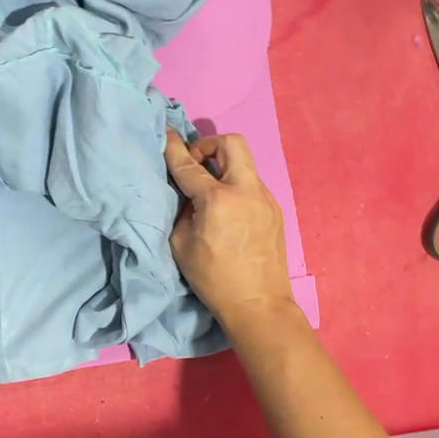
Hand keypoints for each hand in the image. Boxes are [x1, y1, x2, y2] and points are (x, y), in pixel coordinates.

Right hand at [164, 129, 295, 331]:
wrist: (258, 303)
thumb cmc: (212, 278)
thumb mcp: (181, 243)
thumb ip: (182, 209)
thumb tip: (187, 193)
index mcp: (218, 200)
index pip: (189, 165)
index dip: (173, 148)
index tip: (165, 134)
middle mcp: (245, 190)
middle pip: (231, 143)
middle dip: (209, 145)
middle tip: (196, 165)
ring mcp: (265, 198)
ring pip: (244, 162)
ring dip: (224, 166)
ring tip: (209, 189)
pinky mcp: (274, 209)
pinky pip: (251, 184)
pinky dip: (235, 185)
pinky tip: (226, 210)